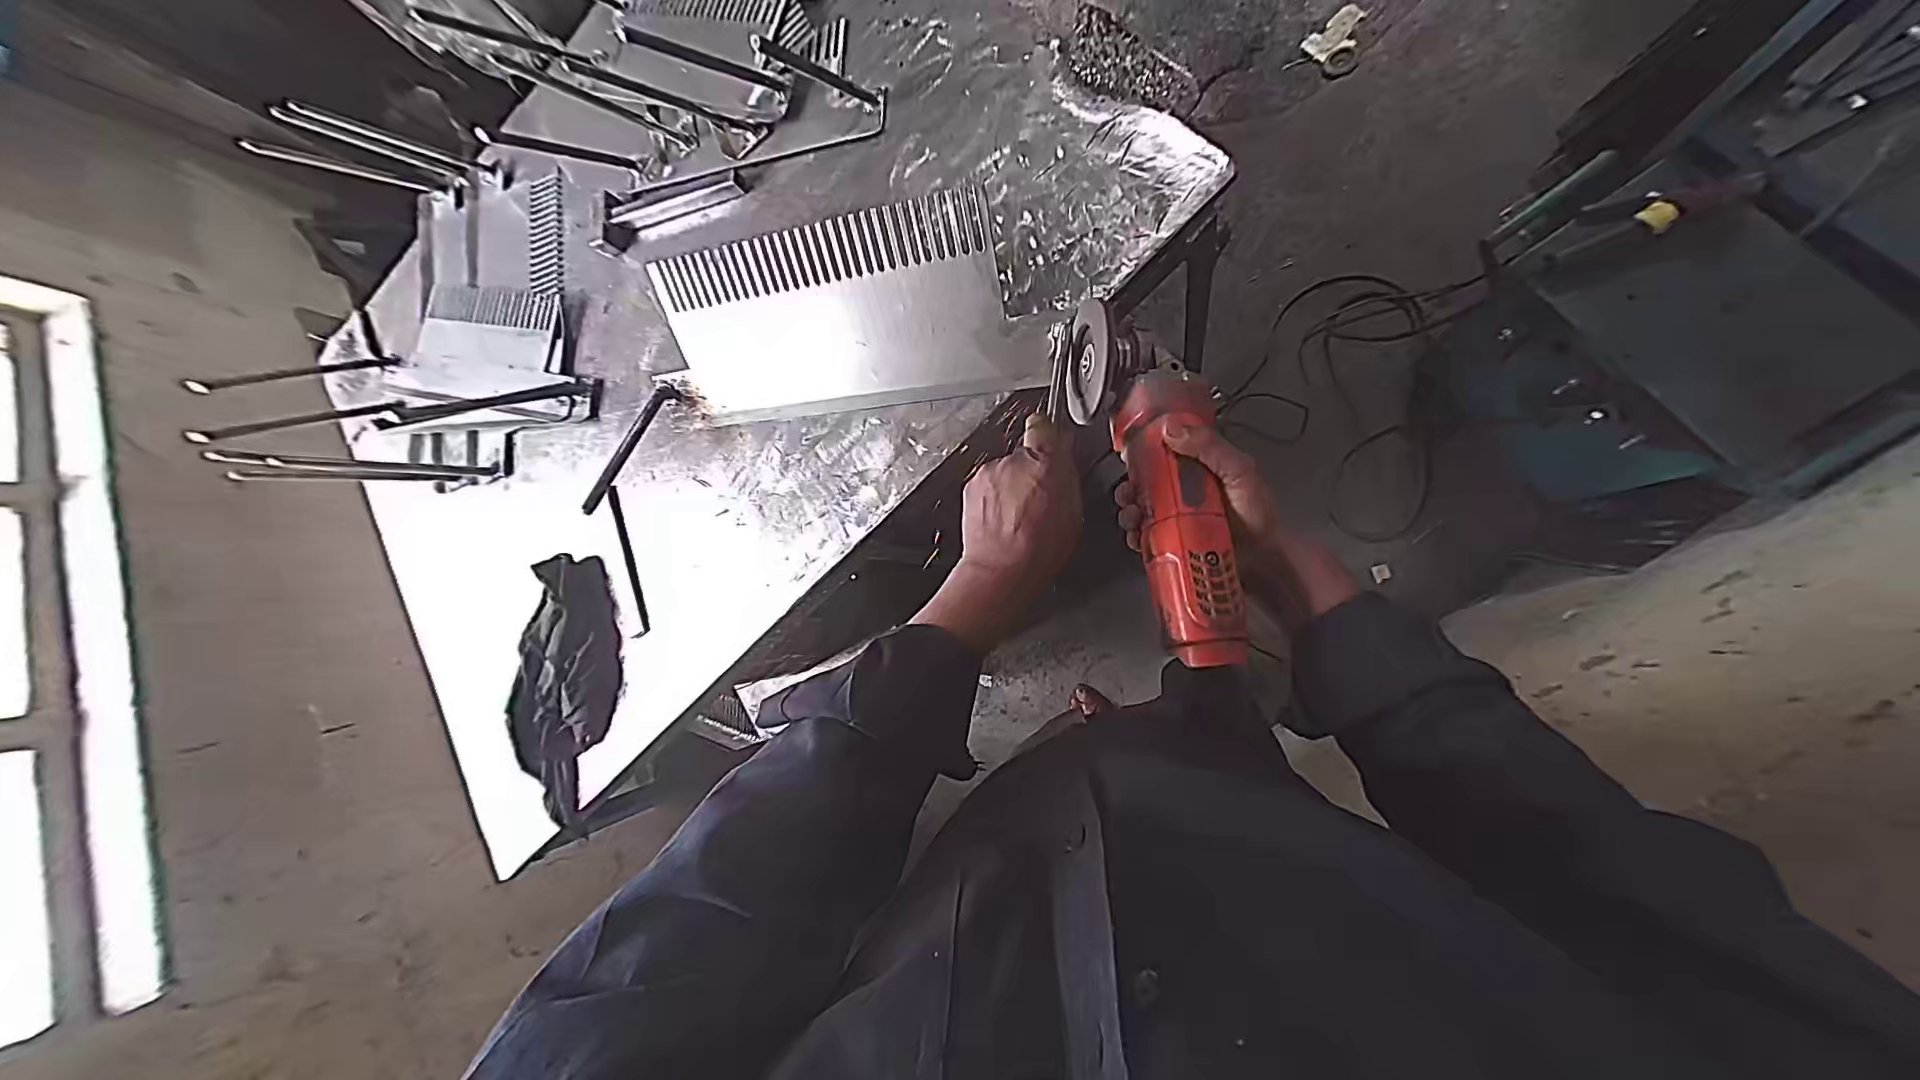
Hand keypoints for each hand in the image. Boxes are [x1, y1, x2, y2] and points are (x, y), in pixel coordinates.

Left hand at [911, 414, 1082, 653]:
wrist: (999, 572)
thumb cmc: (1037, 552)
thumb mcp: (1073, 514)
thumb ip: (1068, 476)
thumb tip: (1065, 454)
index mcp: (1047, 464)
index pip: (1045, 426)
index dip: (1049, 436)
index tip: (1052, 445)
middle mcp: (1014, 461)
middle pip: (1025, 452)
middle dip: (1032, 468)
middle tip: (1038, 498)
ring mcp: (990, 472)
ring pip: (1005, 468)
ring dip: (1011, 483)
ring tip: (1019, 514)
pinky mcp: (972, 485)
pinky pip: (989, 482)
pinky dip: (995, 495)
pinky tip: (1003, 518)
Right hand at [1115, 422, 1358, 627]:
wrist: (1264, 560)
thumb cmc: (1258, 515)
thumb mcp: (1239, 470)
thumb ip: (1210, 447)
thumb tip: (1173, 429)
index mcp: (1198, 468)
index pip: (1162, 455)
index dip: (1141, 455)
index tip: (1130, 458)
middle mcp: (1183, 492)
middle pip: (1143, 484)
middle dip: (1128, 488)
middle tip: (1128, 493)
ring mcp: (1176, 518)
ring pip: (1140, 510)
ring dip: (1128, 512)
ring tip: (1133, 516)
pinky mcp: (1172, 541)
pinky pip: (1145, 537)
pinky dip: (1134, 537)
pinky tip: (1137, 537)